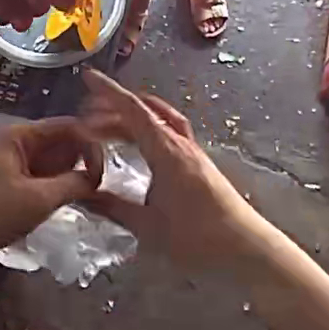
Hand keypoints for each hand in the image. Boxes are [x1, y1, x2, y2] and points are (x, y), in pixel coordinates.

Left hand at [0, 116, 101, 266]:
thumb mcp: (39, 199)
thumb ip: (73, 184)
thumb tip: (96, 178)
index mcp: (18, 134)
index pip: (68, 126)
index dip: (91, 145)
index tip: (106, 174)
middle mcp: (14, 140)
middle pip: (61, 142)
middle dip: (82, 161)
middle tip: (101, 187)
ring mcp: (9, 160)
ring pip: (52, 160)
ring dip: (70, 175)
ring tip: (88, 196)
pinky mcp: (7, 179)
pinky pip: (40, 175)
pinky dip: (55, 185)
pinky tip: (67, 200)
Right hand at [80, 72, 299, 279]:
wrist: (248, 252)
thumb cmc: (198, 239)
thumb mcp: (146, 226)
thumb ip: (111, 207)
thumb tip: (81, 195)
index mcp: (166, 152)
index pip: (132, 111)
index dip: (108, 92)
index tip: (88, 77)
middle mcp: (180, 145)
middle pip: (144, 112)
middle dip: (113, 107)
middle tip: (86, 114)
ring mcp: (192, 153)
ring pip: (159, 120)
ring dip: (132, 117)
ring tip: (107, 126)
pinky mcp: (198, 165)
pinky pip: (168, 133)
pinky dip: (147, 130)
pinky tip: (137, 147)